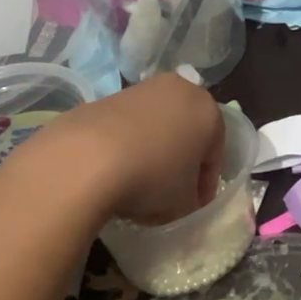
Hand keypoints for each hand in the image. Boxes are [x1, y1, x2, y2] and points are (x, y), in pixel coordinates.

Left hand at [44, 73, 226, 225]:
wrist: (85, 159)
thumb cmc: (152, 177)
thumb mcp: (182, 204)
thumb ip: (190, 203)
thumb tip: (182, 205)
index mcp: (208, 111)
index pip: (215, 153)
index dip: (205, 185)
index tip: (193, 208)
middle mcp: (180, 91)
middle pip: (186, 133)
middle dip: (179, 163)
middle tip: (168, 196)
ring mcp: (141, 91)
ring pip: (155, 127)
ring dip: (151, 153)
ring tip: (136, 187)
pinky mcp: (105, 98)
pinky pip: (125, 128)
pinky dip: (124, 148)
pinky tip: (111, 175)